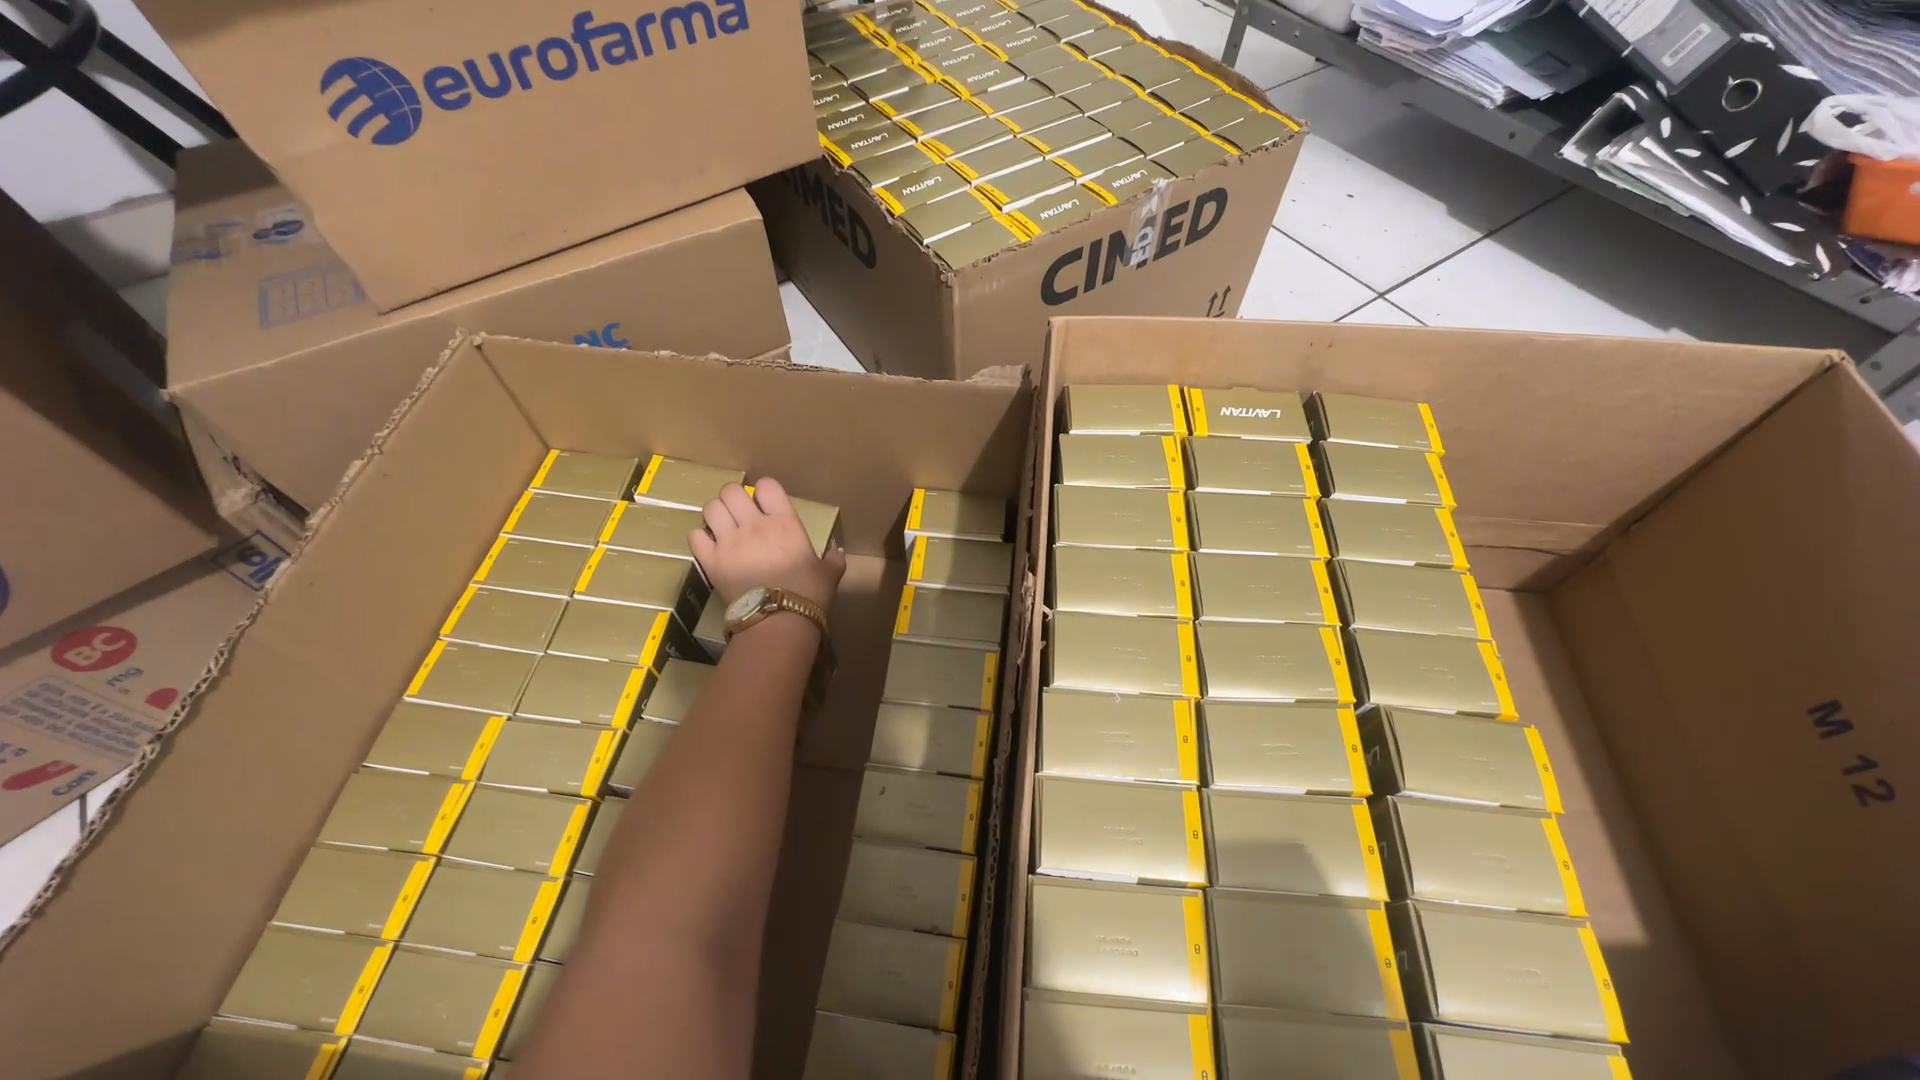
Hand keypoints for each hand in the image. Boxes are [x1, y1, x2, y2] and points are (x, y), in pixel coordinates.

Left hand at [690, 478, 846, 611]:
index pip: (767, 486)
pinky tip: (709, 545)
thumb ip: (832, 560)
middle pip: (731, 491)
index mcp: (784, 522)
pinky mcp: (711, 561)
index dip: (764, 490)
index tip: (765, 502)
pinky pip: (695, 536)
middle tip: (738, 511)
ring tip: (721, 525)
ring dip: (715, 513)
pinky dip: (700, 537)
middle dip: (733, 497)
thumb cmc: (808, 594)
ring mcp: (729, 541)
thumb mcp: (829, 575)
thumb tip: (837, 551)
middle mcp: (754, 525)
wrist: (779, 620)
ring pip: (710, 508)